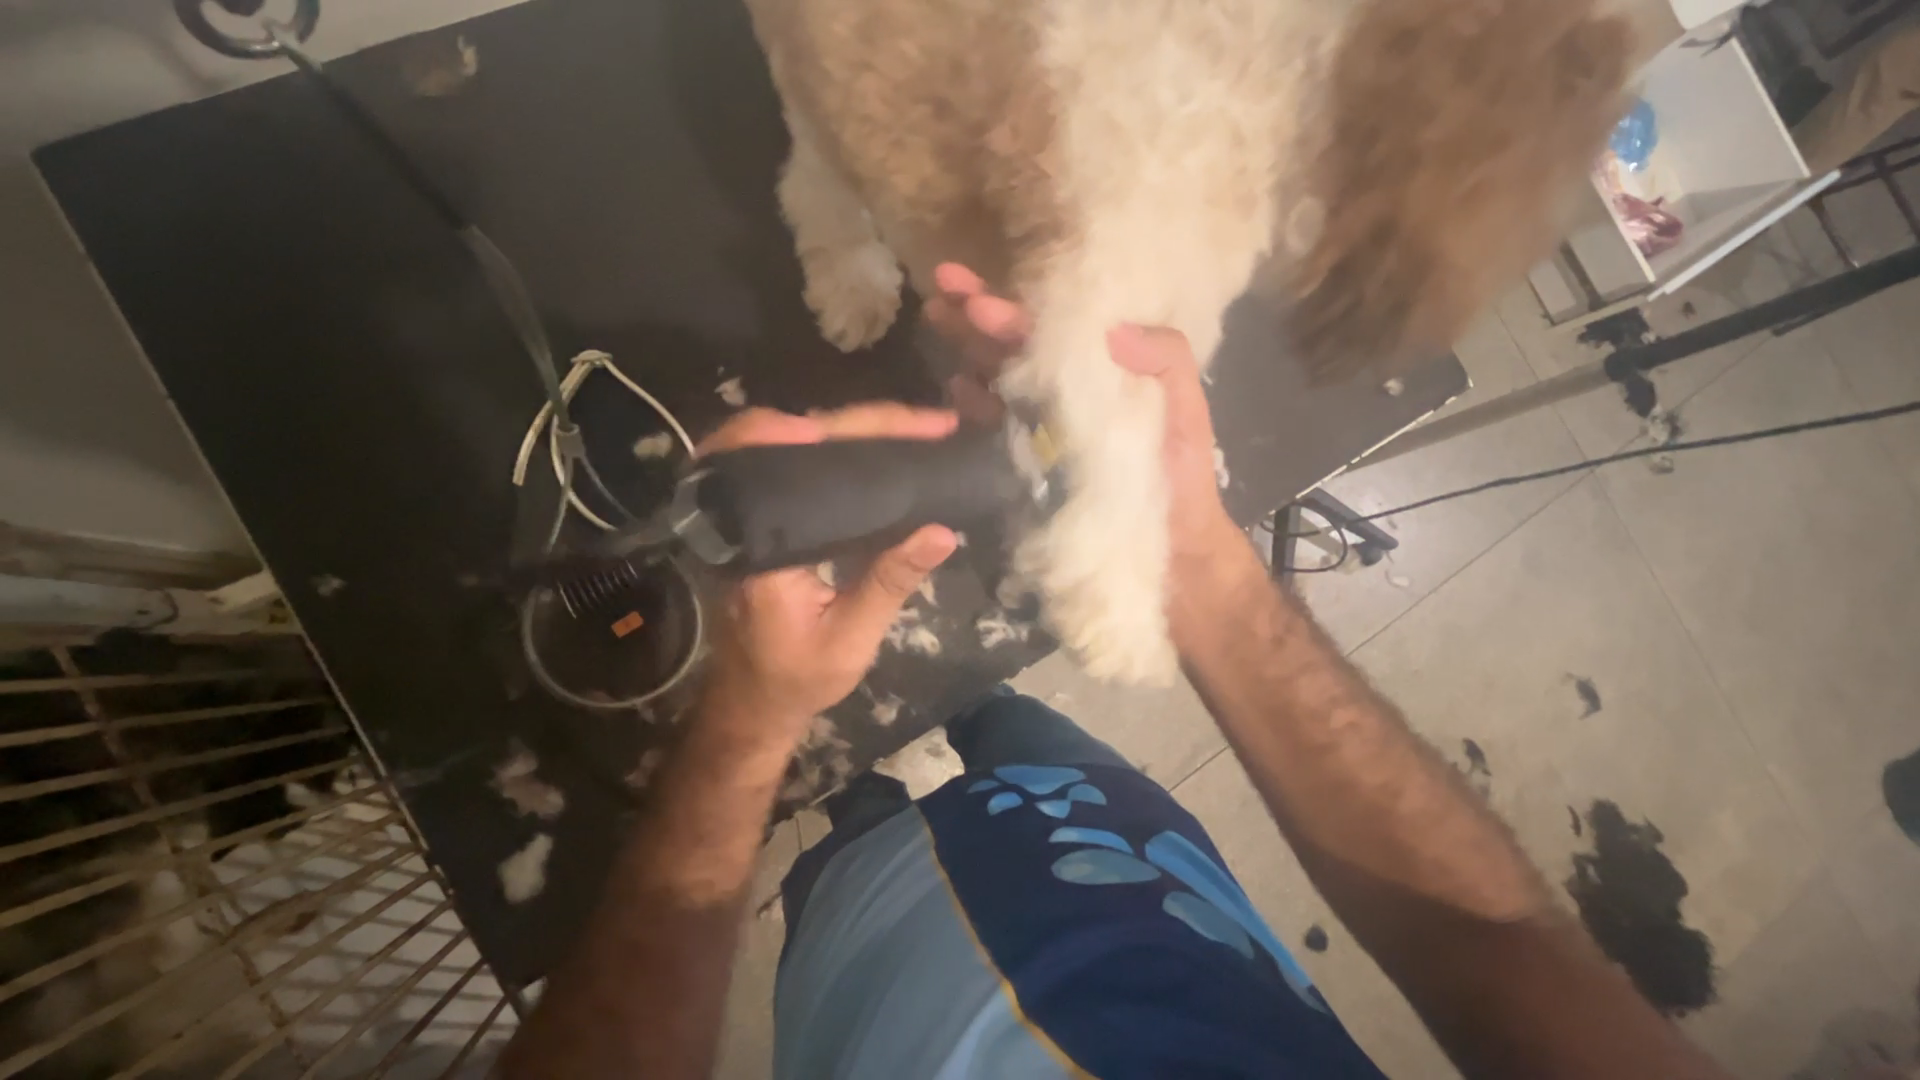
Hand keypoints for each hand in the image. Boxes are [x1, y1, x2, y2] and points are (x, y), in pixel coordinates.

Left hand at [697, 405, 959, 738]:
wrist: (753, 700)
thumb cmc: (796, 678)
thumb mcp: (849, 639)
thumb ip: (890, 583)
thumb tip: (942, 533)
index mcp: (761, 546)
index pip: (788, 464)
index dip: (833, 433)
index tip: (891, 425)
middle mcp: (747, 519)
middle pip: (798, 441)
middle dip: (865, 423)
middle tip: (933, 423)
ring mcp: (752, 517)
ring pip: (796, 446)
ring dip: (853, 430)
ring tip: (917, 429)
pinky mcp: (767, 522)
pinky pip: (800, 469)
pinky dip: (840, 452)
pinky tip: (882, 451)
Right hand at [924, 262, 1235, 560]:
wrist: (1171, 546)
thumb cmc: (1179, 473)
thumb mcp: (1185, 407)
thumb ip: (1164, 358)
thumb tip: (1109, 327)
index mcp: (1097, 370)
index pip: (1049, 329)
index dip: (1013, 307)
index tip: (978, 291)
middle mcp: (1061, 392)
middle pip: (1012, 345)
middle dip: (974, 313)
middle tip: (939, 286)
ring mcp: (1038, 429)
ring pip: (993, 377)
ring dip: (964, 347)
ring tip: (934, 318)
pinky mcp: (1025, 466)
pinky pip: (992, 428)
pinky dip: (970, 404)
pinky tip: (955, 385)